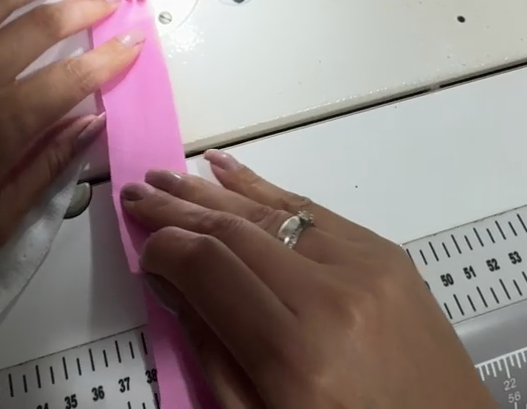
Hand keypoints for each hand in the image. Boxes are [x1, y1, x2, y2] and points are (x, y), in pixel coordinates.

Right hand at [121, 152, 493, 408]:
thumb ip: (213, 353)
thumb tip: (172, 282)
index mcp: (298, 357)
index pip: (210, 268)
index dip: (166, 248)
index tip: (142, 247)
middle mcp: (333, 298)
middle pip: (235, 231)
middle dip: (179, 209)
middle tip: (138, 191)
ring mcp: (367, 267)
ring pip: (271, 211)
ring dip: (213, 191)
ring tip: (169, 176)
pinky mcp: (388, 254)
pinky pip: (313, 210)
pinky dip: (264, 189)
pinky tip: (227, 170)